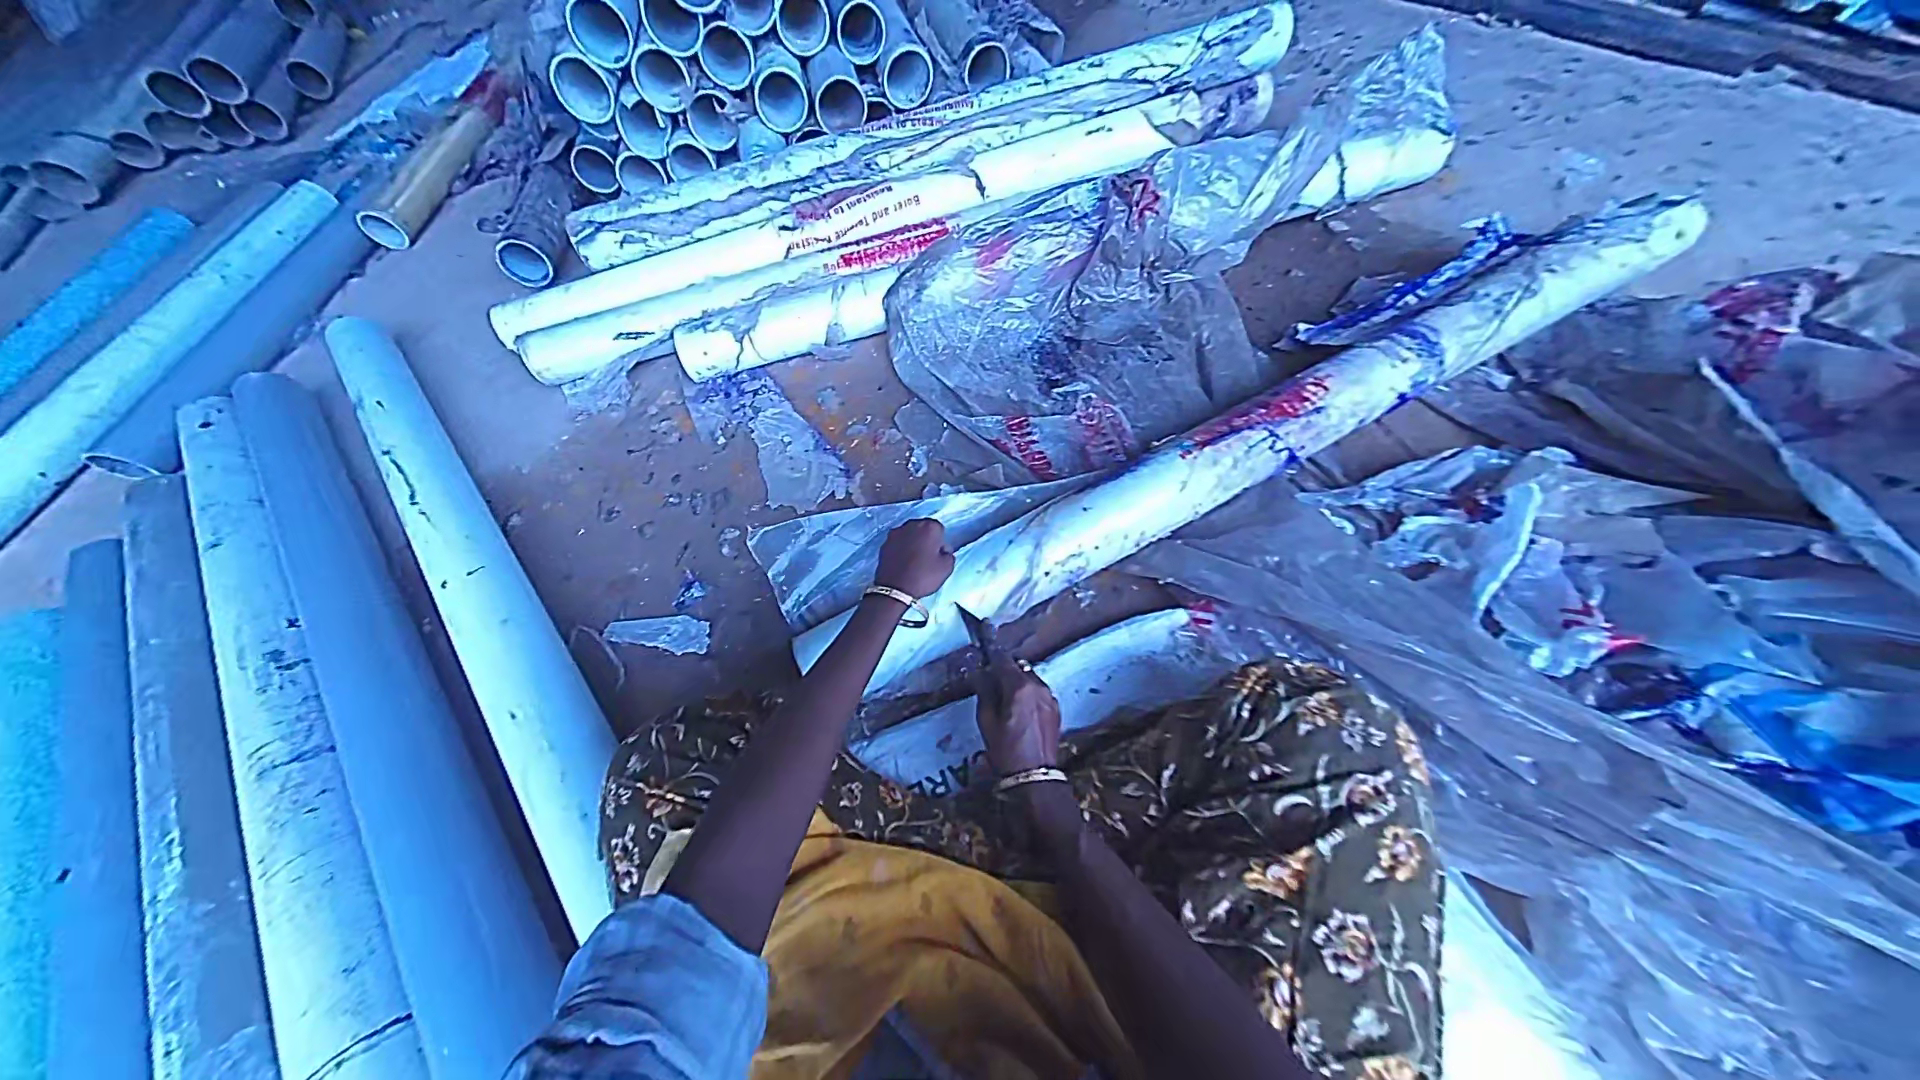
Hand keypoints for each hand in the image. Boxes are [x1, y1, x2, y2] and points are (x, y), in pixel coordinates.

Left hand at [874, 518, 953, 598]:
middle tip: (927, 556)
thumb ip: (948, 553)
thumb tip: (942, 550)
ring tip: (913, 560)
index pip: (939, 529)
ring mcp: (895, 533)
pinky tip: (902, 562)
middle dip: (925, 539)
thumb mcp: (947, 567)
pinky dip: (900, 548)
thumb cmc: (924, 576)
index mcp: (929, 526)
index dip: (940, 542)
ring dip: (912, 542)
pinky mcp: (884, 543)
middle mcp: (911, 524)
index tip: (938, 555)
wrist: (895, 590)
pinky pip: (897, 543)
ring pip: (908, 534)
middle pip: (922, 528)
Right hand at [974, 651, 1061, 775]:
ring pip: (1031, 678)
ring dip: (1018, 681)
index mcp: (1020, 687)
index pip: (1003, 661)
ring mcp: (1050, 697)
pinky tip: (1020, 708)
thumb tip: (981, 673)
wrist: (1035, 777)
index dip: (992, 656)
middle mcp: (1039, 687)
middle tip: (991, 680)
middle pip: (1019, 667)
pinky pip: (1039, 692)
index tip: (984, 655)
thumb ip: (984, 692)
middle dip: (1005, 670)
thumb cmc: (1006, 750)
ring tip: (1006, 696)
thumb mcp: (987, 721)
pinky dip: (1029, 693)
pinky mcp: (1056, 709)